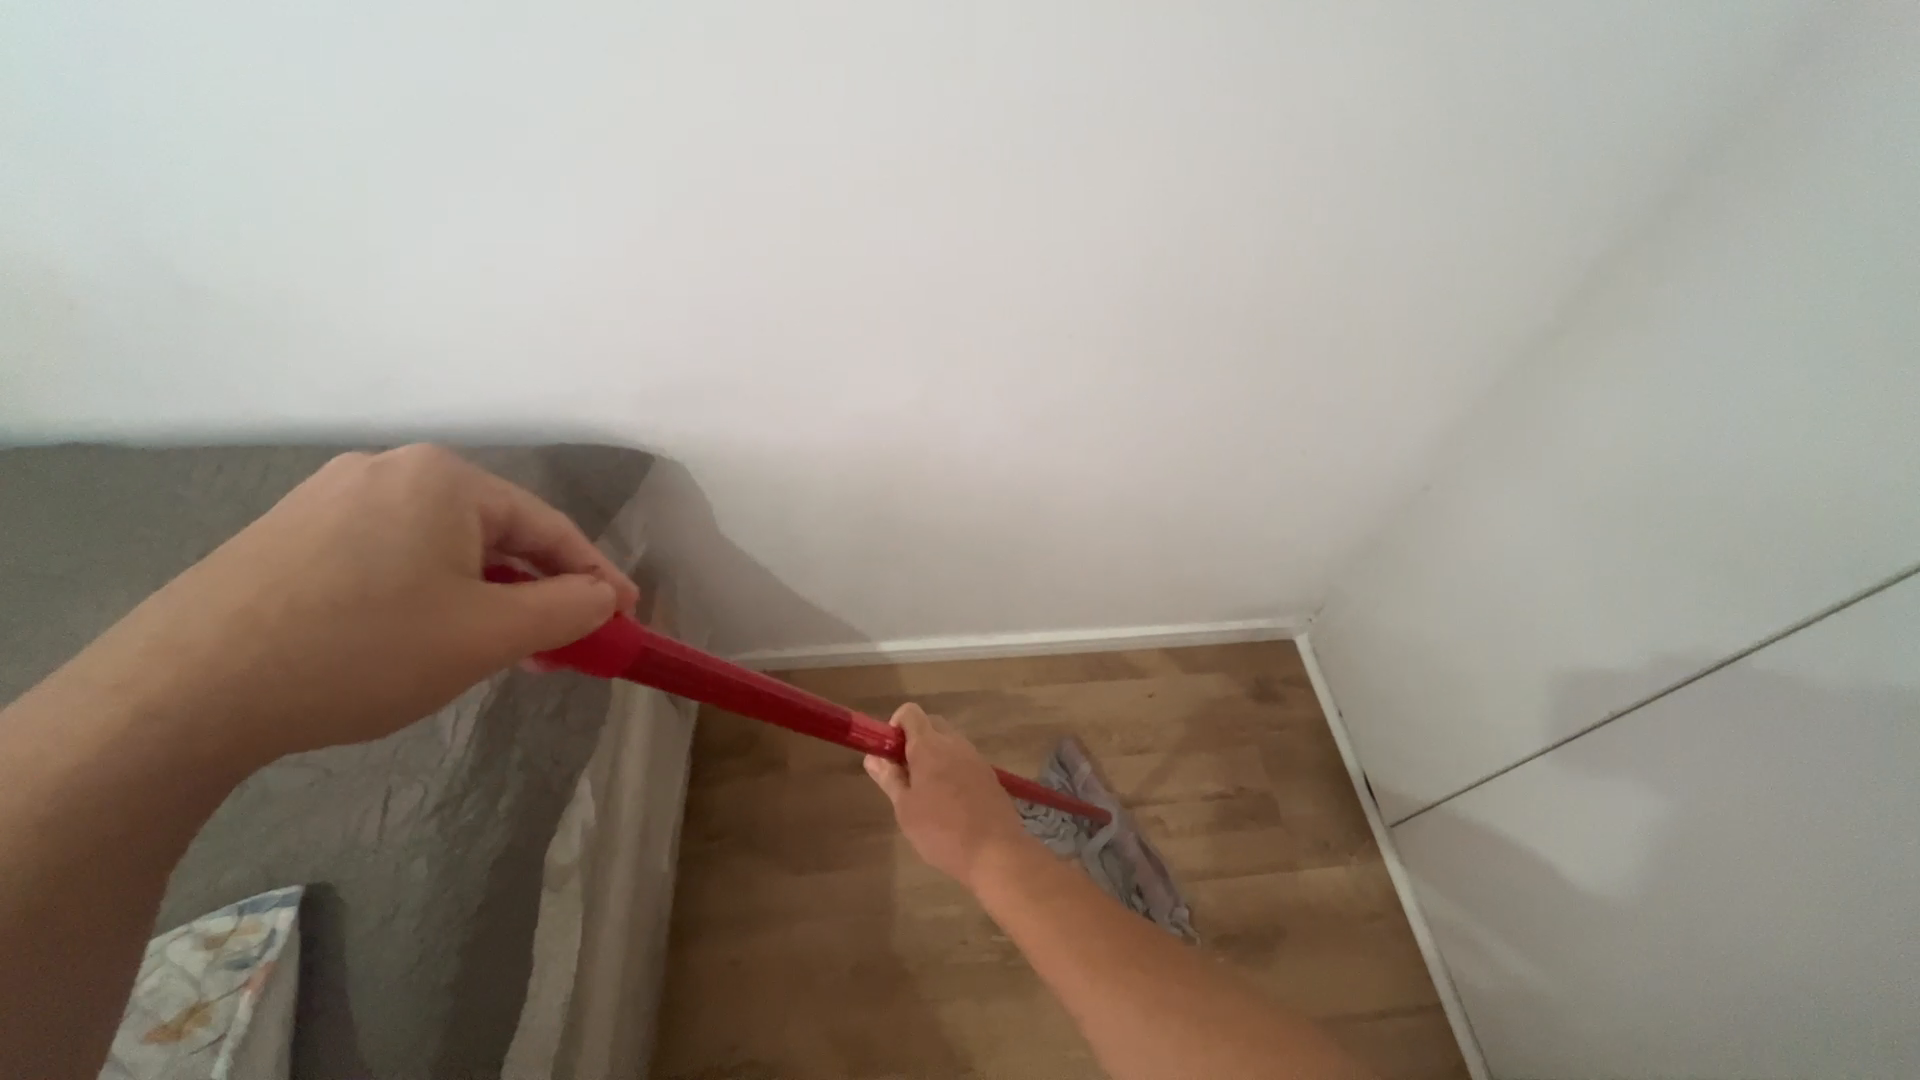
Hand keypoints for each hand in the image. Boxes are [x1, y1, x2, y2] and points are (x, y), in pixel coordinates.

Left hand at [69, 444, 637, 763]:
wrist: (182, 692)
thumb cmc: (363, 651)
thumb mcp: (490, 636)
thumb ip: (569, 609)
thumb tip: (605, 597)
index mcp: (444, 479)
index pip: (550, 528)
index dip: (598, 578)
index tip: (626, 620)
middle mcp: (389, 471)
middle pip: (497, 534)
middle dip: (537, 592)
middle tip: (561, 647)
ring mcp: (330, 498)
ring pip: (444, 549)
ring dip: (486, 597)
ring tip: (496, 650)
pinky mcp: (291, 534)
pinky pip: (393, 557)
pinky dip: (430, 595)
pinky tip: (423, 637)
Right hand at [864, 704, 1038, 890]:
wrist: (996, 852)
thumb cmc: (941, 831)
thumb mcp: (905, 808)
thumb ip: (889, 778)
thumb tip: (873, 757)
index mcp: (930, 746)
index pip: (910, 712)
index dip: (895, 726)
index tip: (889, 754)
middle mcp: (954, 743)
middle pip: (930, 724)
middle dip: (913, 740)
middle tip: (904, 774)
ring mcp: (975, 757)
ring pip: (949, 741)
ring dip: (933, 754)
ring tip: (926, 791)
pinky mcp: (989, 774)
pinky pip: (964, 759)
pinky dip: (951, 767)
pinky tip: (949, 801)